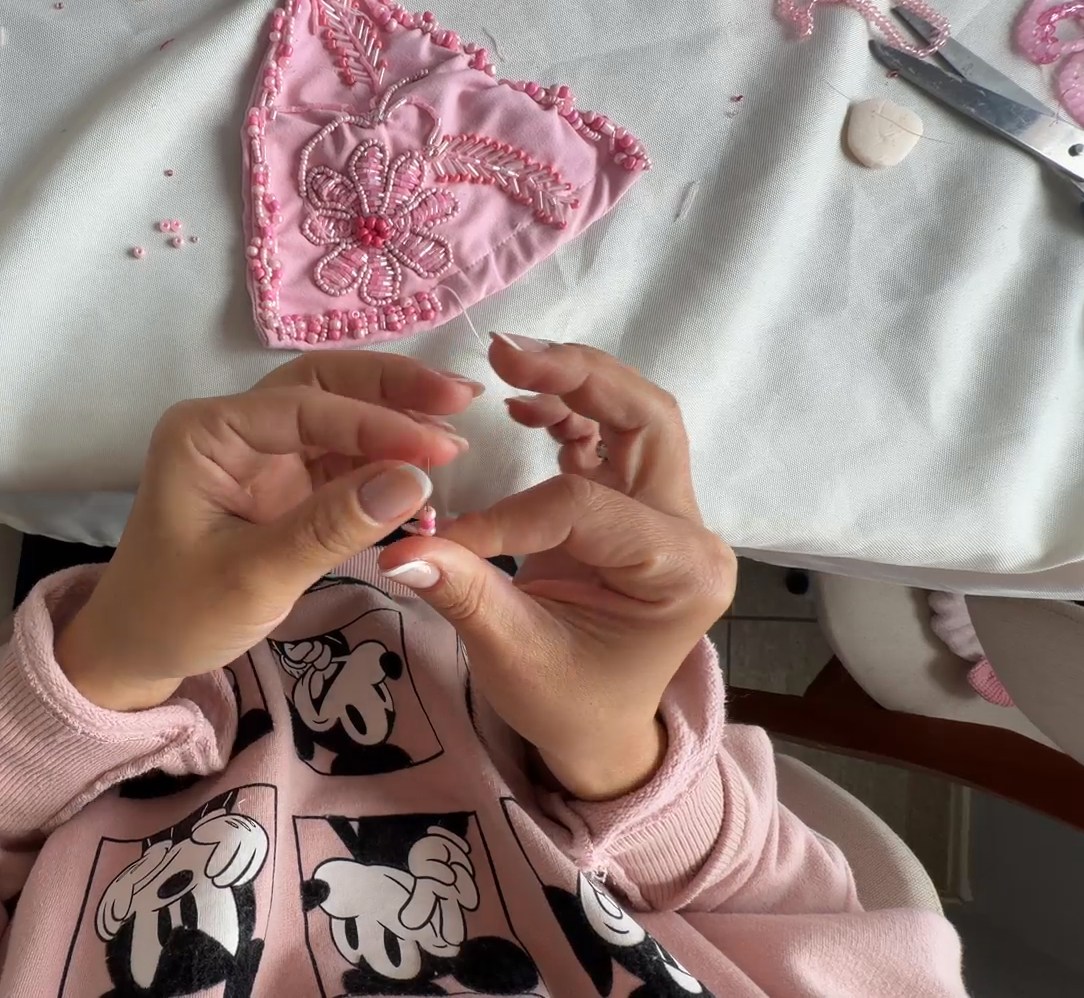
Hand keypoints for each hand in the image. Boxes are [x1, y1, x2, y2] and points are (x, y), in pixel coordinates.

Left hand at [58, 353, 476, 710]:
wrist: (139, 646)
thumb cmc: (177, 613)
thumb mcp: (253, 577)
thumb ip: (331, 527)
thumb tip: (417, 479)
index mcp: (207, 432)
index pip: (303, 407)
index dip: (375, 423)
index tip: (439, 447)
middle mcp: (232, 427)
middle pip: (320, 385)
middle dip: (390, 388)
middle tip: (460, 398)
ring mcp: (257, 452)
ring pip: (335, 415)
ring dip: (392, 421)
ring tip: (455, 437)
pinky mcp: (278, 482)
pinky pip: (336, 458)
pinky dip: (380, 463)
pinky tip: (422, 476)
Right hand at [376, 337, 734, 800]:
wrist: (600, 728)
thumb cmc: (567, 702)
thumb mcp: (513, 657)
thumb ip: (463, 594)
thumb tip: (398, 549)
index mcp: (677, 571)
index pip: (582, 507)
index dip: (503, 515)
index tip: (442, 539)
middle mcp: (686, 531)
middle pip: (647, 420)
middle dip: (579, 379)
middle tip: (506, 356)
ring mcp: (663, 514)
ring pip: (635, 417)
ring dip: (575, 382)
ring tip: (510, 364)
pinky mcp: (630, 508)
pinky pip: (608, 439)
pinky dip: (569, 410)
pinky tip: (524, 405)